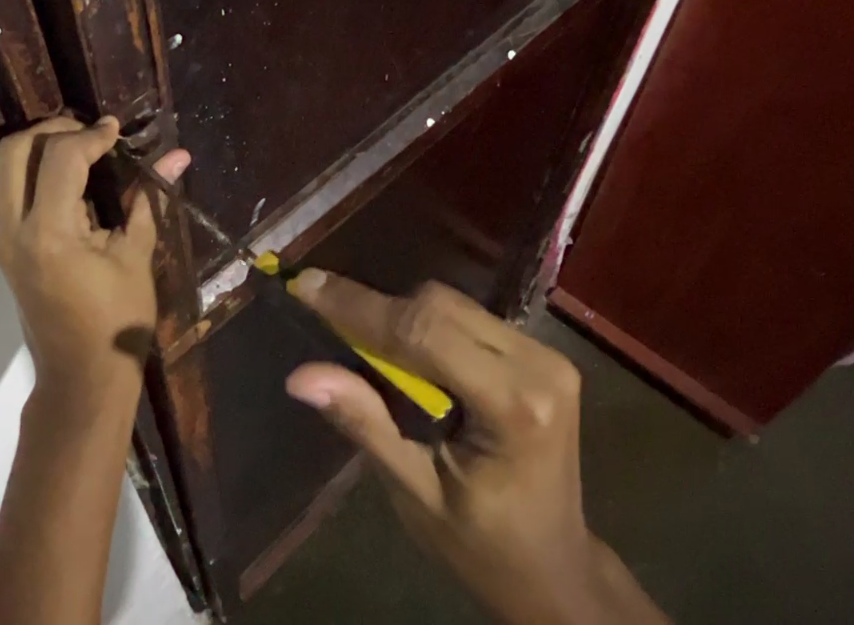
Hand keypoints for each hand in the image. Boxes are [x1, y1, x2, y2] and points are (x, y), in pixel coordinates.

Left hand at [0, 116, 189, 402]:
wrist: (81, 378)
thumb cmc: (117, 322)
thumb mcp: (137, 257)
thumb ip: (149, 199)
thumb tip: (177, 155)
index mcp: (49, 233)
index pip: (60, 158)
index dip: (91, 135)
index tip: (117, 129)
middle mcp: (14, 229)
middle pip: (16, 150)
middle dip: (54, 130)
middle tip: (91, 133)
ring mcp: (3, 239)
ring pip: (7, 167)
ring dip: (41, 147)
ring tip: (83, 149)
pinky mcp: (5, 247)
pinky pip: (11, 190)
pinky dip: (35, 171)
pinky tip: (71, 177)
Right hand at [284, 271, 665, 624]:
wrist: (552, 567)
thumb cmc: (480, 543)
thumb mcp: (415, 493)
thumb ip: (365, 424)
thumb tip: (301, 377)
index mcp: (515, 407)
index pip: (424, 334)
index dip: (359, 307)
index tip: (304, 287)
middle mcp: (539, 366)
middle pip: (439, 307)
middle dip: (374, 307)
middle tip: (317, 308)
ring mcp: (545, 355)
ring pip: (452, 304)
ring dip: (398, 313)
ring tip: (350, 329)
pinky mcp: (539, 353)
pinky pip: (466, 317)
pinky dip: (423, 323)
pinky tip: (396, 346)